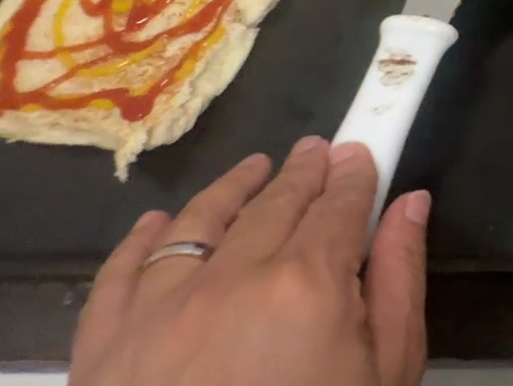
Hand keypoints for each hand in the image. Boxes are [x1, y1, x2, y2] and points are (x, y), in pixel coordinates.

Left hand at [70, 137, 429, 385]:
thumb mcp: (389, 369)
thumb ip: (401, 277)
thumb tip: (411, 203)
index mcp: (310, 283)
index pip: (341, 202)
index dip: (357, 173)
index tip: (364, 152)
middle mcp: (233, 280)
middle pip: (276, 201)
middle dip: (305, 169)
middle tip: (319, 149)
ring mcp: (159, 314)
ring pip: (198, 223)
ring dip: (233, 187)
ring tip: (254, 168)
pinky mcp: (101, 355)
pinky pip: (117, 278)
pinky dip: (141, 241)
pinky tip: (158, 223)